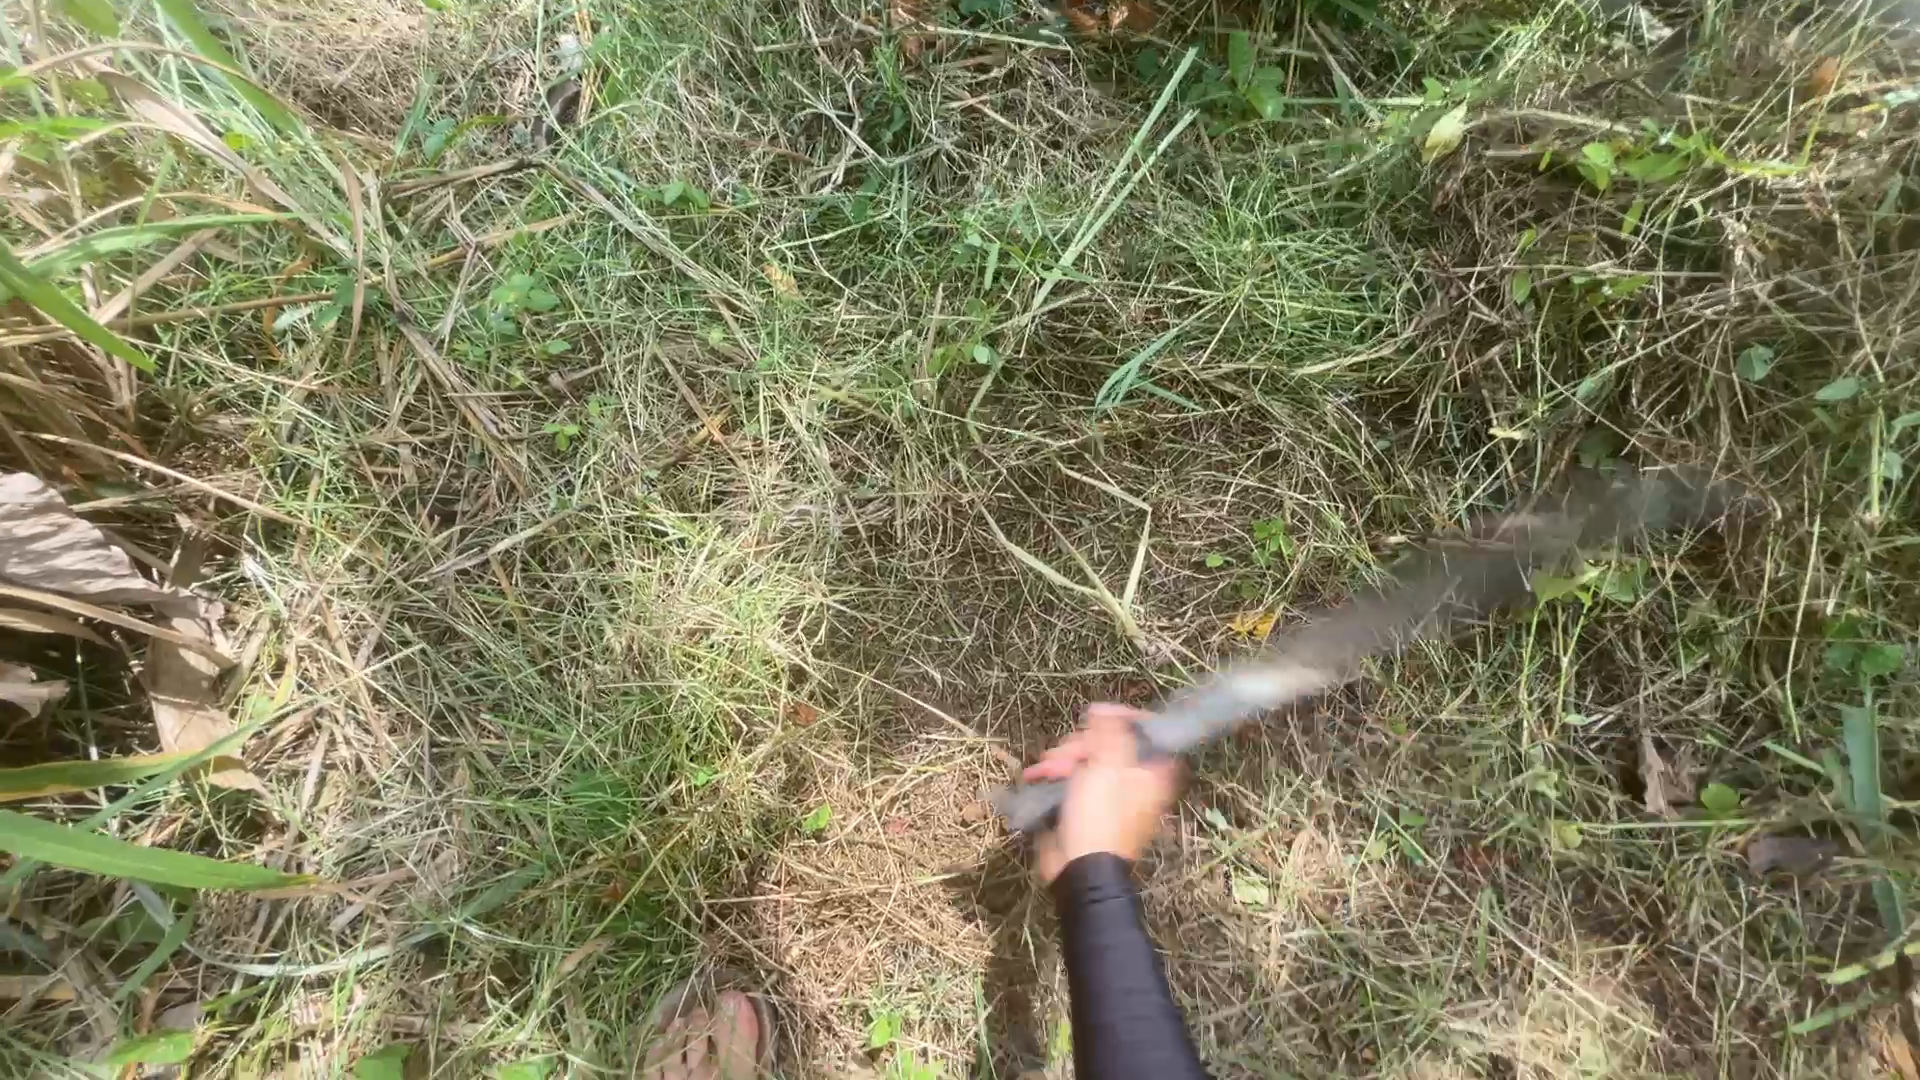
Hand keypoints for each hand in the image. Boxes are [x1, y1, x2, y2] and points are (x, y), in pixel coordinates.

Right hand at [1021, 703, 1180, 883]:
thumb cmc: (1100, 818)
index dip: (1124, 718)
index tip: (1098, 715)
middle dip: (1081, 744)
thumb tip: (1105, 708)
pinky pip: (1074, 776)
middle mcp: (1134, 780)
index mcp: (1151, 772)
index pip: (1146, 732)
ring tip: (1047, 770)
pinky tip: (1040, 775)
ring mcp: (1110, 792)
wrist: (1079, 868)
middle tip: (1066, 753)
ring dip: (1063, 758)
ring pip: (1087, 758)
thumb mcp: (1107, 767)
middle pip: (1109, 743)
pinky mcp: (1087, 803)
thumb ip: (1111, 732)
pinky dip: (1057, 773)